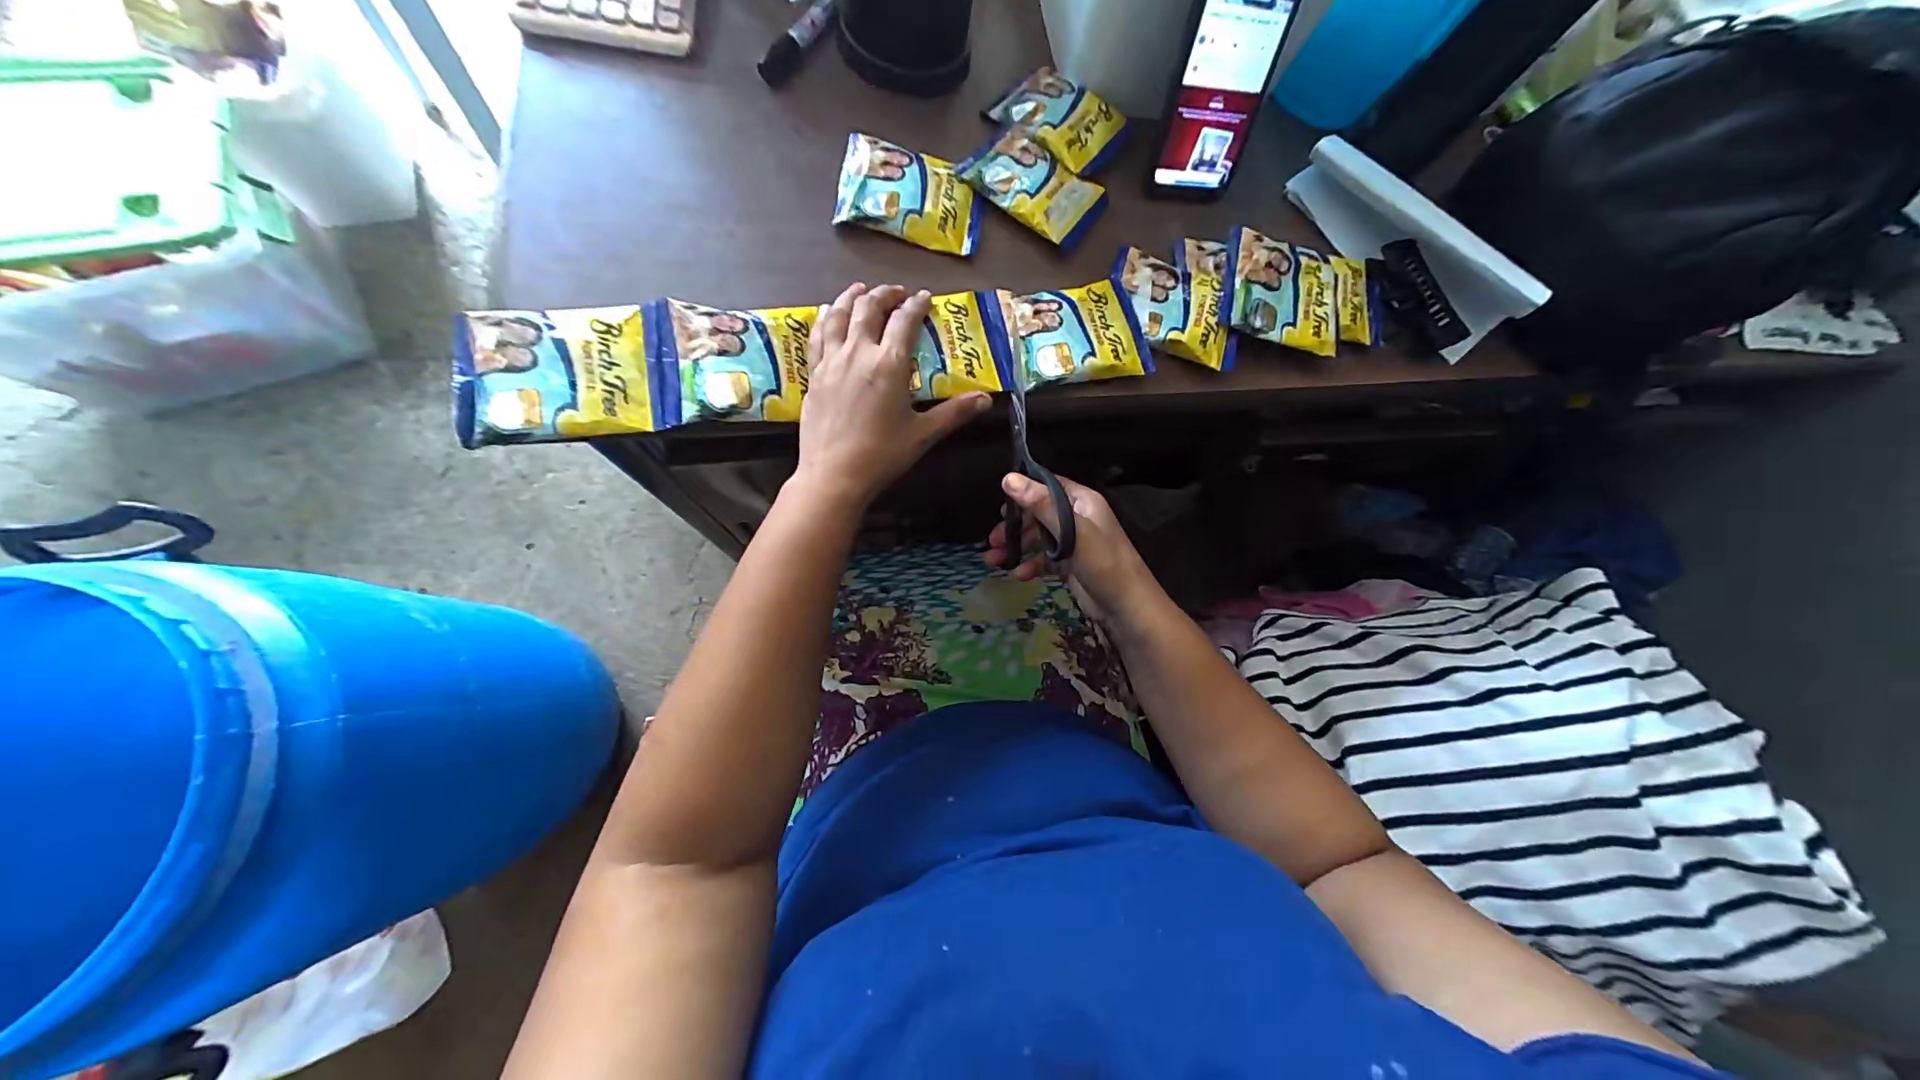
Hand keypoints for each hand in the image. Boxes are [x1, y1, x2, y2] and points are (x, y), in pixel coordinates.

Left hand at [792, 283, 990, 510]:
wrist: (833, 475)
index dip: (917, 305)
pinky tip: (826, 314)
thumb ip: (953, 413)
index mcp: (889, 364)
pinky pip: (817, 336)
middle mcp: (858, 353)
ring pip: (838, 315)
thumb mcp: (923, 434)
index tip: (925, 298)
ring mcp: (831, 362)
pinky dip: (824, 318)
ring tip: (860, 291)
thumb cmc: (881, 455)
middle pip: (869, 308)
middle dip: (885, 295)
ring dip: (851, 298)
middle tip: (896, 293)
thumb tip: (985, 400)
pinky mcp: (813, 375)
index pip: (905, 321)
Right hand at [985, 471, 1160, 625]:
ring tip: (993, 561)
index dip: (1023, 492)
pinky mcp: (1070, 565)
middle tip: (992, 539)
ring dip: (1017, 548)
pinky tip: (1019, 575)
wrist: (1127, 608)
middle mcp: (1077, 517)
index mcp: (1082, 501)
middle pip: (1038, 513)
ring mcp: (1074, 542)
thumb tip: (1008, 478)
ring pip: (1038, 538)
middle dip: (1014, 526)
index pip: (1047, 486)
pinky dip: (1030, 565)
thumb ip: (1041, 504)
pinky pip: (1044, 559)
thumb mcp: (1072, 531)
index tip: (1000, 505)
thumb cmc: (1104, 563)